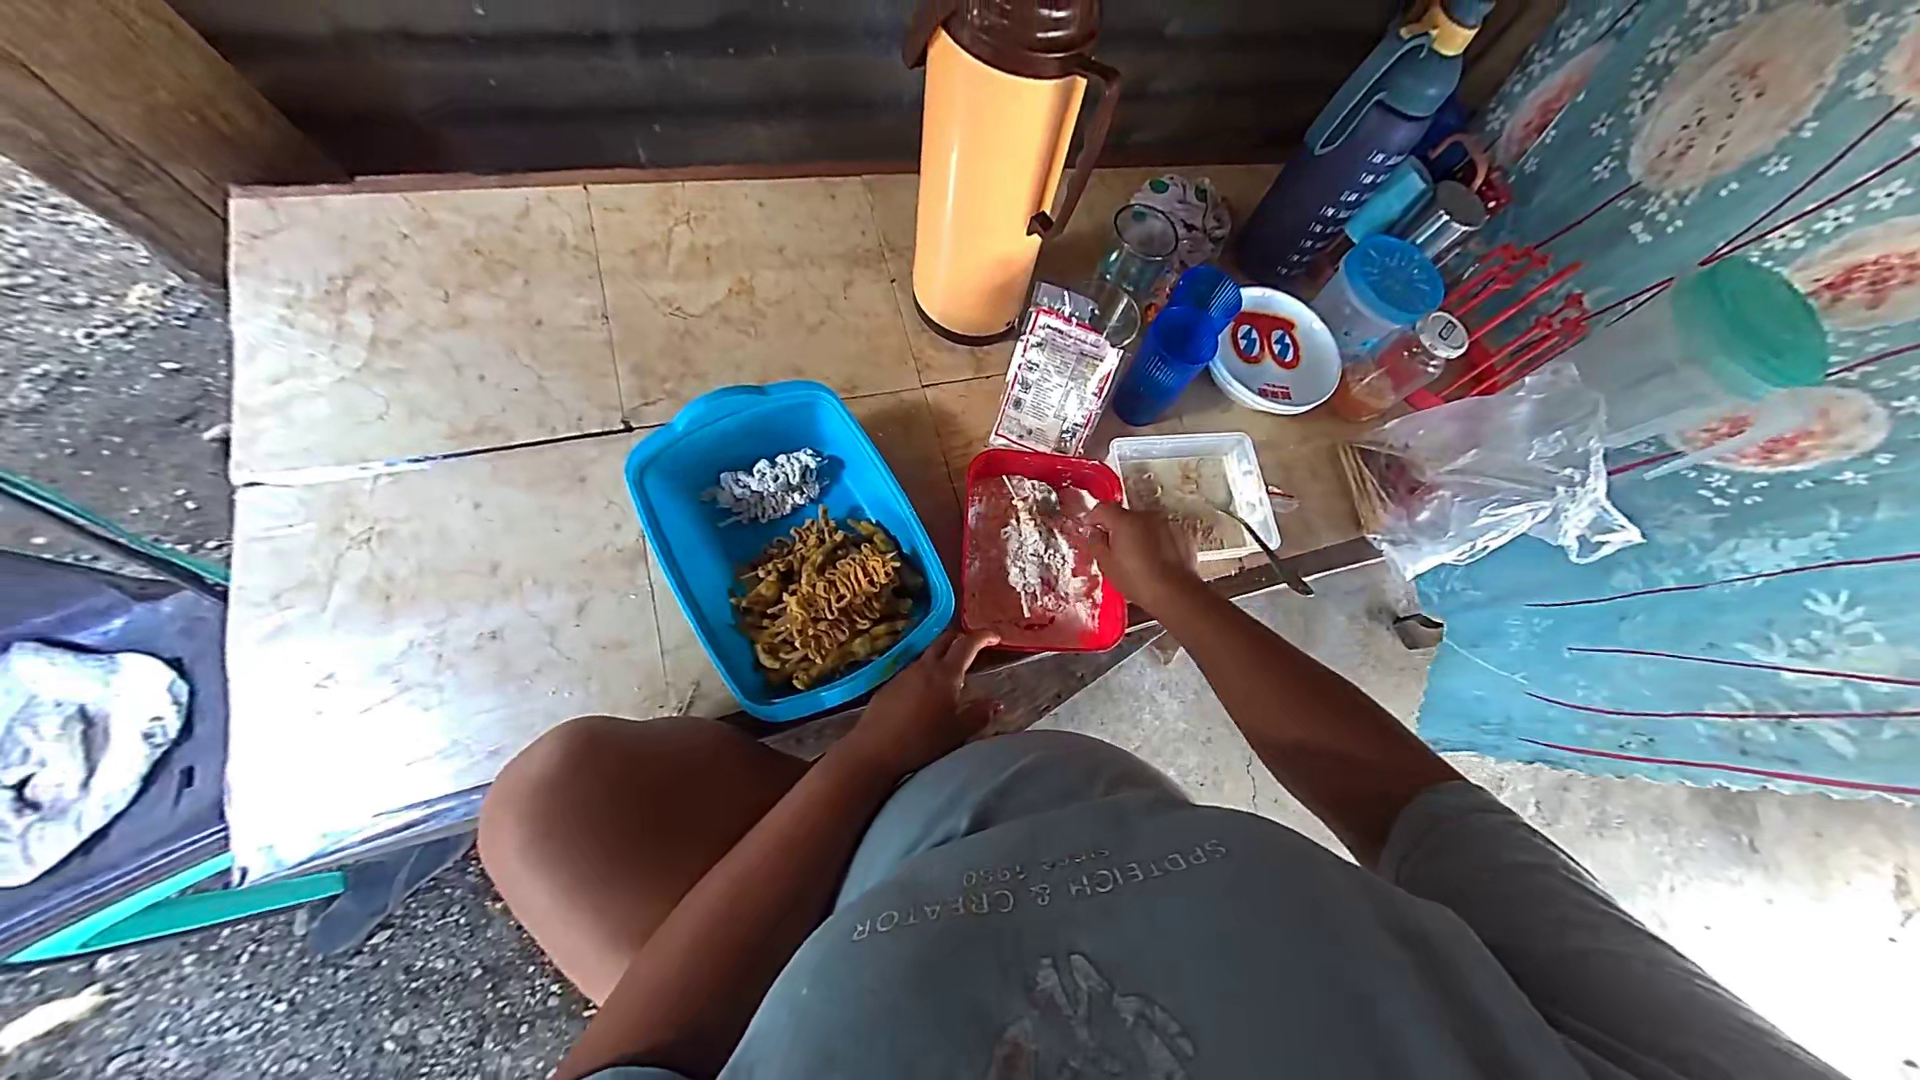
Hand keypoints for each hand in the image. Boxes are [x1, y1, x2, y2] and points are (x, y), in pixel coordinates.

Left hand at [839, 628, 999, 776]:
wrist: (874, 750)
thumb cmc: (921, 741)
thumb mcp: (958, 732)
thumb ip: (979, 715)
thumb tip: (996, 703)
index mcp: (946, 674)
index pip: (967, 644)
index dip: (983, 636)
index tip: (995, 636)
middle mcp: (924, 667)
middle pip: (944, 640)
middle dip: (961, 638)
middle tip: (974, 646)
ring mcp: (904, 674)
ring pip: (927, 656)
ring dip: (942, 657)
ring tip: (952, 675)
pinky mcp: (889, 685)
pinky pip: (913, 671)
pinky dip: (926, 673)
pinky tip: (926, 693)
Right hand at [1083, 501, 1200, 612]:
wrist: (1175, 593)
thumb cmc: (1136, 580)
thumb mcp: (1107, 565)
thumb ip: (1096, 543)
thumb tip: (1093, 533)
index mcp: (1125, 521)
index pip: (1103, 509)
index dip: (1093, 518)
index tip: (1090, 528)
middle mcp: (1147, 516)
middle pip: (1125, 516)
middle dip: (1117, 528)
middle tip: (1113, 547)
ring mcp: (1166, 523)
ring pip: (1144, 524)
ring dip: (1137, 534)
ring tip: (1135, 555)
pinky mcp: (1182, 534)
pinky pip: (1161, 532)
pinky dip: (1154, 540)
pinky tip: (1153, 558)